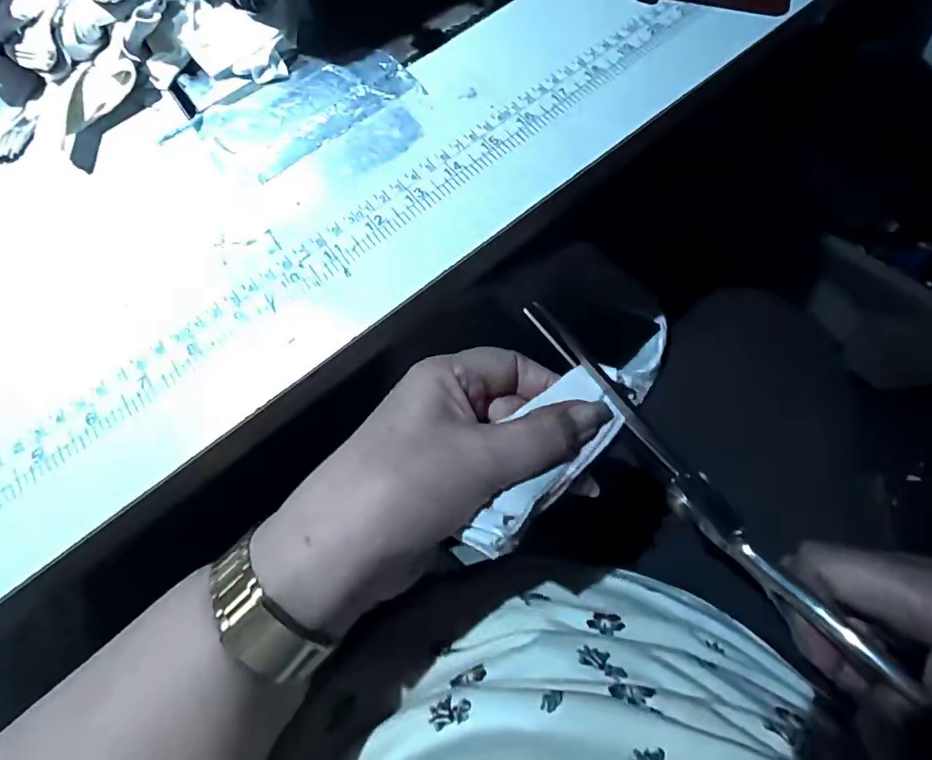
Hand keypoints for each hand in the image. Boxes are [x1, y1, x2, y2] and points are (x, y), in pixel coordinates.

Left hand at [251, 349, 609, 635]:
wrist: (330, 563)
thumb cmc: (409, 487)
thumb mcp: (483, 458)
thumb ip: (546, 435)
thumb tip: (601, 411)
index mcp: (448, 378)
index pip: (515, 367)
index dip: (554, 388)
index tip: (592, 419)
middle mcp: (446, 405)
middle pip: (515, 411)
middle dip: (550, 440)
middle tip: (588, 470)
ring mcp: (443, 449)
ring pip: (508, 451)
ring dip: (536, 474)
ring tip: (569, 496)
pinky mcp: (442, 488)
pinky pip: (491, 481)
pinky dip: (512, 497)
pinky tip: (529, 515)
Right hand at [787, 543, 931, 753]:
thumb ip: (887, 715)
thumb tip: (859, 704)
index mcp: (918, 584)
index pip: (817, 559)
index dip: (799, 604)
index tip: (822, 663)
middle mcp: (917, 575)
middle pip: (830, 578)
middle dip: (826, 634)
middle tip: (860, 690)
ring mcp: (931, 591)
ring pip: (853, 603)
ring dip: (853, 652)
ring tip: (893, 701)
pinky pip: (882, 621)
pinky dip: (877, 655)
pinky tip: (910, 693)